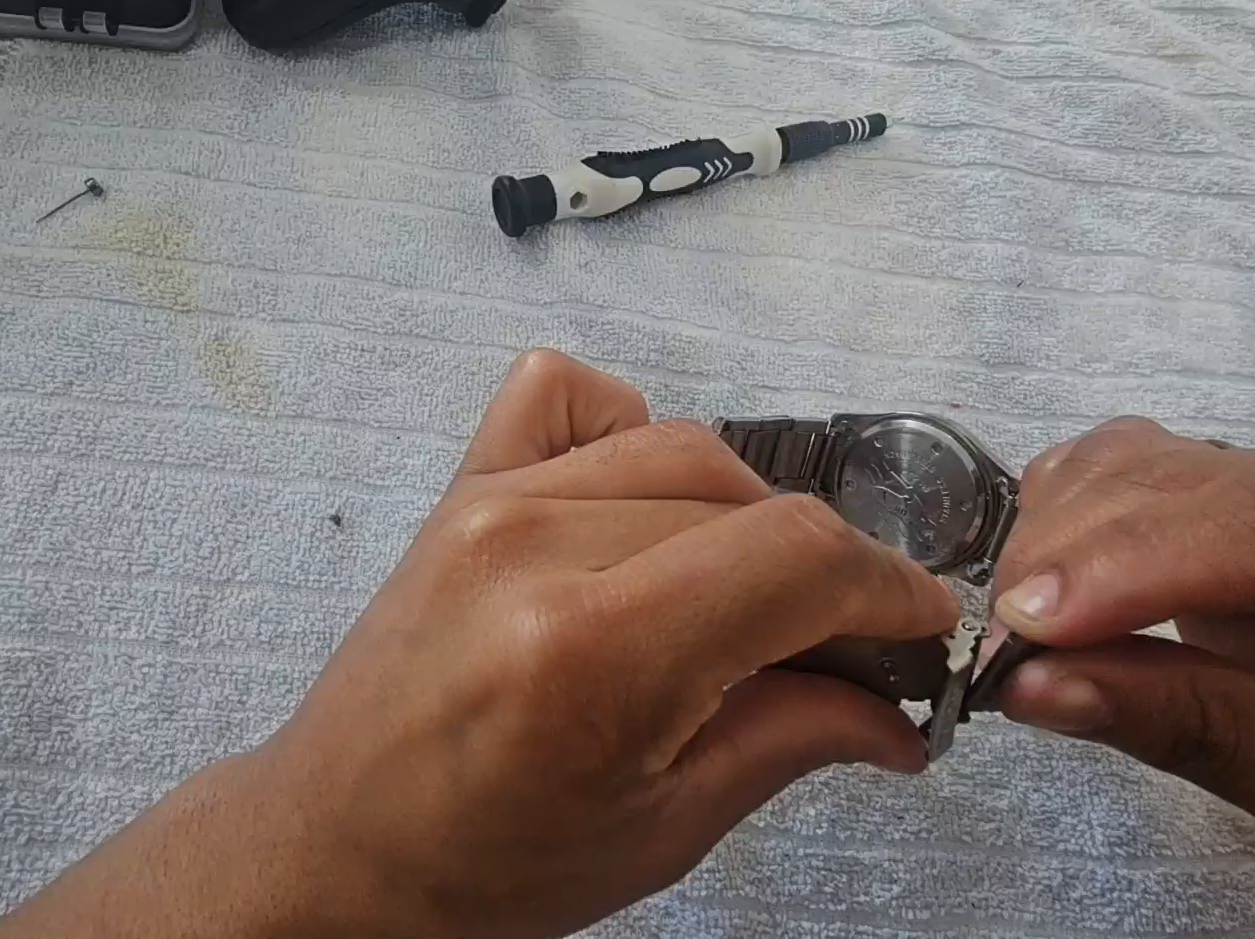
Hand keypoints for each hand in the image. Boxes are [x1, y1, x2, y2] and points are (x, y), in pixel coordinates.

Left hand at [0, 350, 957, 938]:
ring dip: (740, 510)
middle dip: (821, 567)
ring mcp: (491, 497)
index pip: (794, 557)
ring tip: (734, 583)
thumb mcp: (662, 828)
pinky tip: (631, 496)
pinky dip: (625, 425)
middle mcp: (537, 544)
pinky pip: (566, 393)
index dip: (884, 586)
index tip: (913, 624)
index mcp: (594, 651)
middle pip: (745, 497)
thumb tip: (894, 707)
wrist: (340, 833)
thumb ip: (790, 739)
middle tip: (832, 634)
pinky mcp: (462, 482)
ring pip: (677, 444)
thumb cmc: (489, 862)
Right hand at [988, 416, 1254, 937]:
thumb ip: (1215, 737)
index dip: (1137, 557)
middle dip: (1069, 553)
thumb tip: (1027, 684)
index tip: (1025, 624)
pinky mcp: (1230, 503)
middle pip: (1184, 474)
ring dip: (1050, 538)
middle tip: (1005, 650)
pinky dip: (1057, 522)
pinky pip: (1115, 474)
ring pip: (1131, 461)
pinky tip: (1047, 587)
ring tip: (1026, 631)